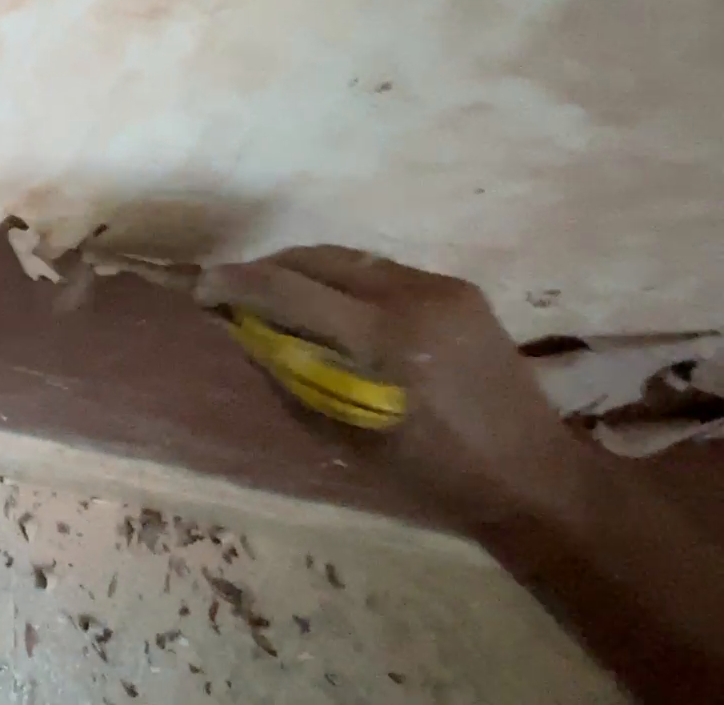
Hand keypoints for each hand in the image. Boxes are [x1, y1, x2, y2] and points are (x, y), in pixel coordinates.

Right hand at [196, 246, 580, 525]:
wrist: (533, 476)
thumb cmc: (423, 467)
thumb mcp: (332, 426)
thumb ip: (280, 366)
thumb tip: (236, 325)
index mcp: (382, 340)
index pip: (284, 287)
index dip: (232, 282)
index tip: (200, 288)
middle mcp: (412, 298)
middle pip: (310, 258)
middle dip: (261, 270)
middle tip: (232, 290)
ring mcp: (439, 287)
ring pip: (340, 256)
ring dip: (297, 270)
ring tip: (273, 294)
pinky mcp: (455, 287)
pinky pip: (372, 269)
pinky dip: (336, 280)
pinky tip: (326, 304)